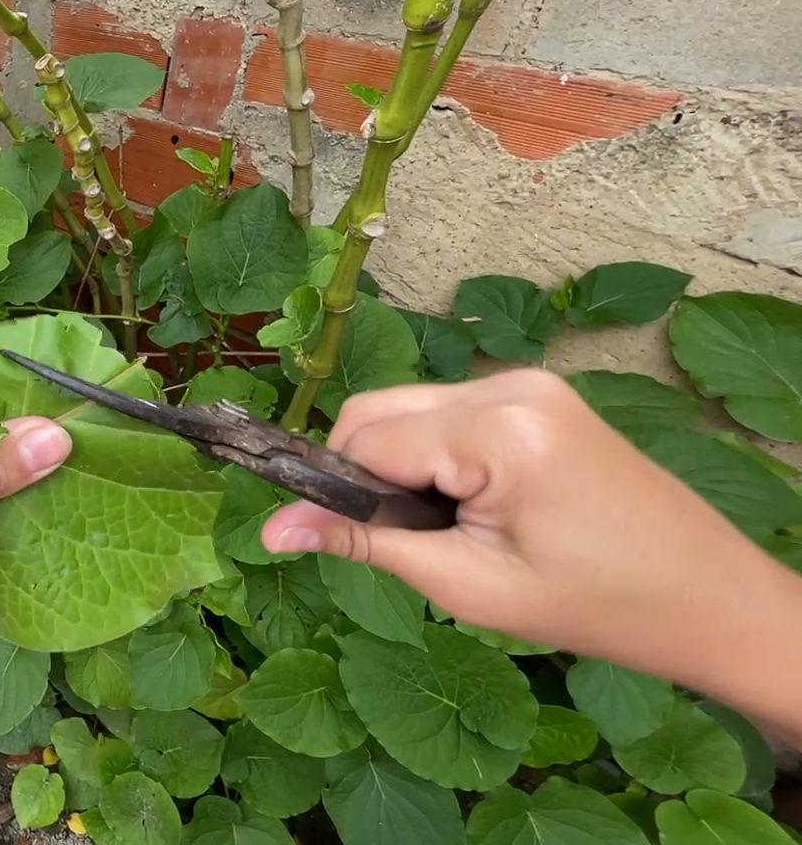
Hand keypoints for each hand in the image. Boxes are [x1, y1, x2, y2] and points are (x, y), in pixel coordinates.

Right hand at [261, 369, 801, 732]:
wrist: (720, 606)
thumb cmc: (594, 607)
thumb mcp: (465, 583)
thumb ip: (359, 540)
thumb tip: (270, 531)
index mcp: (499, 430)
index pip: (366, 441)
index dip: (346, 490)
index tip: (364, 536)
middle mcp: (507, 386)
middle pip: (375, 411)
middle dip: (365, 469)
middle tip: (409, 531)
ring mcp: (525, 383)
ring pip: (400, 408)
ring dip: (395, 458)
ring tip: (442, 515)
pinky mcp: (534, 391)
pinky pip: (438, 410)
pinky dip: (427, 448)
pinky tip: (465, 491)